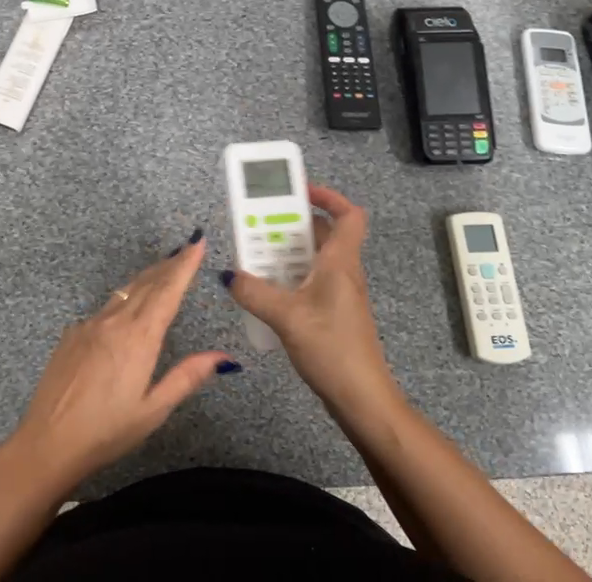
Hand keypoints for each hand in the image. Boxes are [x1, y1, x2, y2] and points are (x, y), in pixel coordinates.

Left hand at [8, 230, 234, 489]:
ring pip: (123, 293)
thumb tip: (223, 356)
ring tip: (162, 270)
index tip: (198, 242)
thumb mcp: (154, 410)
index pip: (167, 291)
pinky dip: (122, 302)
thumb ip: (187, 377)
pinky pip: (103, 310)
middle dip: (168, 265)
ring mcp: (88, 325)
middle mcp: (114, 322)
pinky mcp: (71, 335)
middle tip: (186, 249)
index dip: (184, 265)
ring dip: (146, 279)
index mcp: (139, 338)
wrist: (48, 442)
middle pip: (146, 284)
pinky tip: (125, 311)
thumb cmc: (106, 431)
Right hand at [224, 185, 398, 417]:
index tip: (298, 192)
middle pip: (325, 234)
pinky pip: (311, 283)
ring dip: (287, 254)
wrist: (362, 399)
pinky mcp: (334, 316)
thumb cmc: (331, 348)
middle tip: (260, 225)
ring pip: (315, 260)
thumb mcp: (286, 317)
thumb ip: (255, 293)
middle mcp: (344, 272)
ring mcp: (341, 295)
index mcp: (341, 262)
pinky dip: (290, 279)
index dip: (328, 196)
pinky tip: (266, 292)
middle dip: (293, 225)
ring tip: (254, 255)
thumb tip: (229, 274)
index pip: (349, 214)